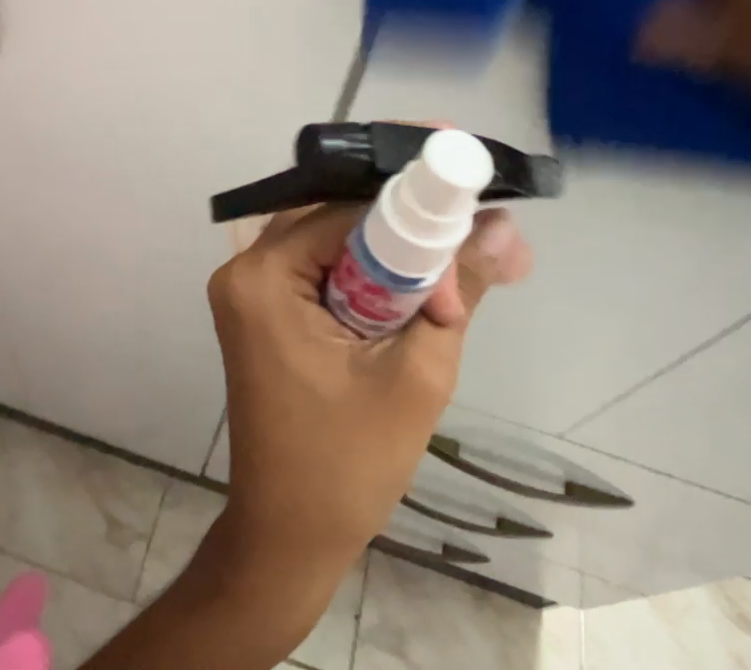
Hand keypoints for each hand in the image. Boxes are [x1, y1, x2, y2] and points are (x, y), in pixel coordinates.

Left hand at [203, 204, 529, 586]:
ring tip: (452, 297)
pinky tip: (413, 308)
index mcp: (262, 277)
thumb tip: (505, 224)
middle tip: (475, 266)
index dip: (416, 233)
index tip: (471, 261)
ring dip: (393, 267)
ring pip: (336, 247)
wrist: (290, 535)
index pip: (351, 215)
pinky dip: (368, 286)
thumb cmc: (348, 464)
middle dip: (410, 244)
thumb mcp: (417, 372)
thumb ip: (459, 289)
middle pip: (339, 223)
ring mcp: (249, 293)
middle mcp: (244, 270)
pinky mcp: (262, 314)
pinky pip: (322, 275)